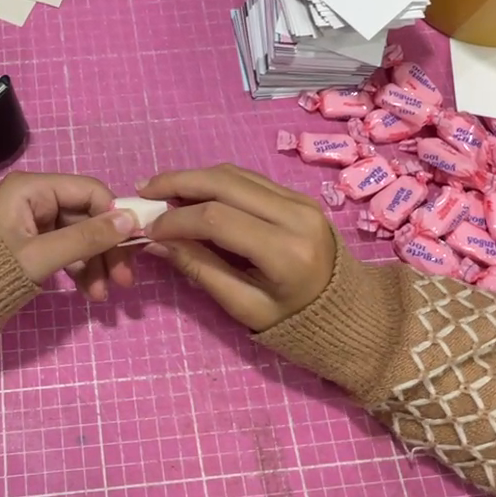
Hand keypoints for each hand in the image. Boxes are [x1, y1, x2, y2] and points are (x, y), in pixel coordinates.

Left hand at [0, 173, 138, 297]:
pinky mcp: (32, 246)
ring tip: (100, 297)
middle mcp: (34, 199)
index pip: (88, 191)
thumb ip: (86, 238)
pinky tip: (89, 294)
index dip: (114, 216)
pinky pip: (67, 252)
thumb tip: (129, 220)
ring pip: (79, 237)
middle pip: (87, 216)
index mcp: (31, 188)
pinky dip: (81, 271)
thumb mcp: (41, 256)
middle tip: (123, 282)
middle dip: (106, 249)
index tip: (133, 246)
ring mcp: (33, 224)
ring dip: (95, 265)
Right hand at [139, 165, 336, 330]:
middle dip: (178, 183)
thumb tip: (157, 241)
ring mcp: (299, 199)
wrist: (351, 314)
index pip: (217, 218)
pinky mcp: (297, 194)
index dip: (176, 219)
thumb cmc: (296, 323)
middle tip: (143, 191)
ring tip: (160, 190)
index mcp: (286, 252)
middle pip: (224, 182)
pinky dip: (214, 181)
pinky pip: (247, 178)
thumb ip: (201, 270)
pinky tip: (191, 192)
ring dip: (193, 178)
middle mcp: (295, 215)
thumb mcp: (245, 307)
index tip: (148, 229)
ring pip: (234, 173)